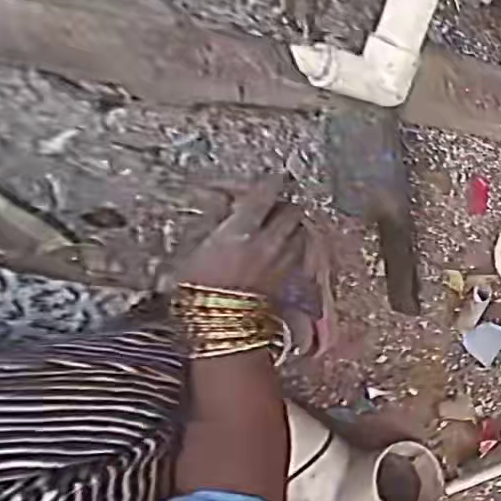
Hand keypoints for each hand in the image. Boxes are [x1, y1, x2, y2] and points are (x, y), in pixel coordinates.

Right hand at [172, 177, 305, 293]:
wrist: (223, 323)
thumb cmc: (196, 286)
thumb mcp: (194, 246)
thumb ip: (215, 220)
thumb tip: (226, 201)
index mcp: (242, 231)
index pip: (264, 195)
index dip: (269, 183)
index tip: (272, 178)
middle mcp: (272, 242)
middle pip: (291, 210)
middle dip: (282, 204)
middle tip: (269, 205)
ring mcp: (289, 259)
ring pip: (301, 230)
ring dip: (291, 224)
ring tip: (275, 226)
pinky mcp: (298, 275)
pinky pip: (306, 251)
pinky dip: (298, 243)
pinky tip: (284, 248)